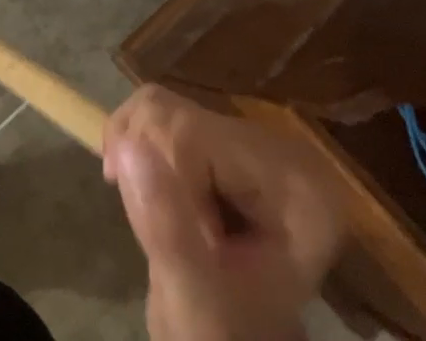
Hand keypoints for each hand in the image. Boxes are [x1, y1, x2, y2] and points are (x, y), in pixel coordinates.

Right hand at [104, 85, 343, 340]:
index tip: (151, 224)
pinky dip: (140, 150)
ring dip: (139, 159)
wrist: (236, 338)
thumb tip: (130, 146)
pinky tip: (156, 195)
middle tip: (147, 221)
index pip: (192, 133)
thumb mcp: (195, 293)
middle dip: (144, 164)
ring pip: (160, 108)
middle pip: (175, 113)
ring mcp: (256, 144)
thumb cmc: (224, 329)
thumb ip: (167, 223)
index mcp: (294, 185)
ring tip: (154, 213)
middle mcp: (283, 150)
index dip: (153, 172)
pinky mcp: (229, 142)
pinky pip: (160, 115)